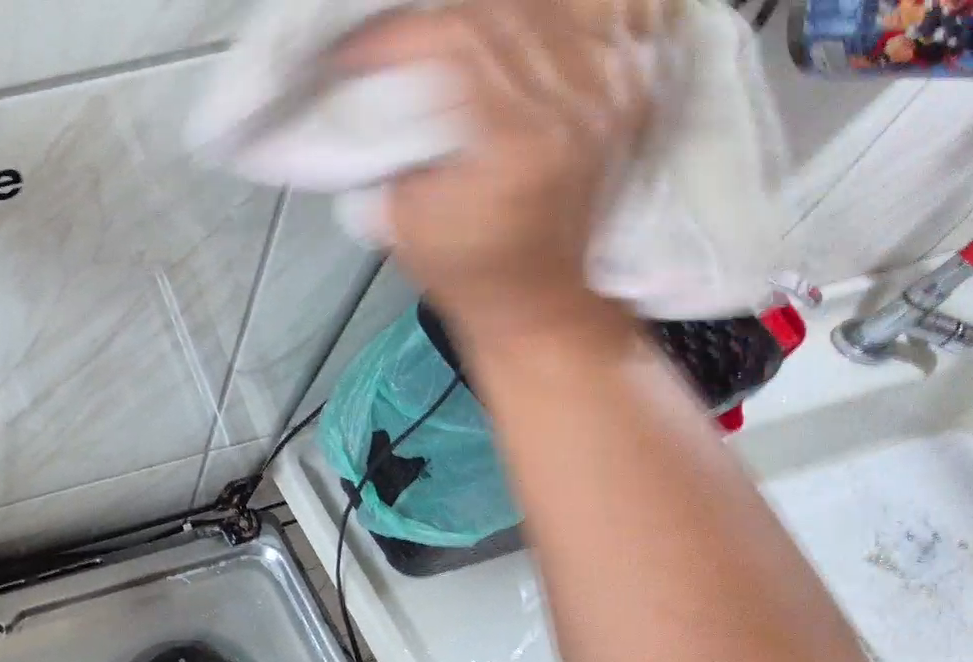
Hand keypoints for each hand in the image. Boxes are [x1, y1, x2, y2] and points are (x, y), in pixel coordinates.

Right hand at [341, 0, 649, 347]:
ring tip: (463, 23)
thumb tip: (389, 93)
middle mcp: (573, 105)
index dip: (398, 34)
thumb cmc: (465, 271)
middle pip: (508, 8)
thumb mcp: (404, 220)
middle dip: (441, 14)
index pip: (457, 41)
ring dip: (502, 8)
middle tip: (403, 34)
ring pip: (562, 2)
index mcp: (511, 141)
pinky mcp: (634, 93)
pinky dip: (582, 8)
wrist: (539, 301)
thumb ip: (400, 150)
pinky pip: (623, 13)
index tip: (357, 49)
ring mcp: (614, 94)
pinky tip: (547, 16)